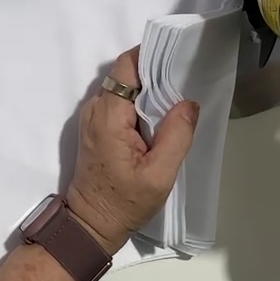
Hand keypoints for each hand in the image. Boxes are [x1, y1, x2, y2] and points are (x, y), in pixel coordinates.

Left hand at [65, 47, 198, 253]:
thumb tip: (188, 103)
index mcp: (108, 116)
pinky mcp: (96, 127)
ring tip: (174, 99)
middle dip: (153, 73)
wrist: (91, 224)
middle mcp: (95, 109)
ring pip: (122, 87)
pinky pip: (118, 102)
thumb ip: (176, 135)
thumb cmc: (125, 201)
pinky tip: (158, 116)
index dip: (149, 57)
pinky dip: (137, 103)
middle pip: (124, 74)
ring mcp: (92, 118)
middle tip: (182, 81)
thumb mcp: (160, 174)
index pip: (125, 67)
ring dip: (146, 89)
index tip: (176, 59)